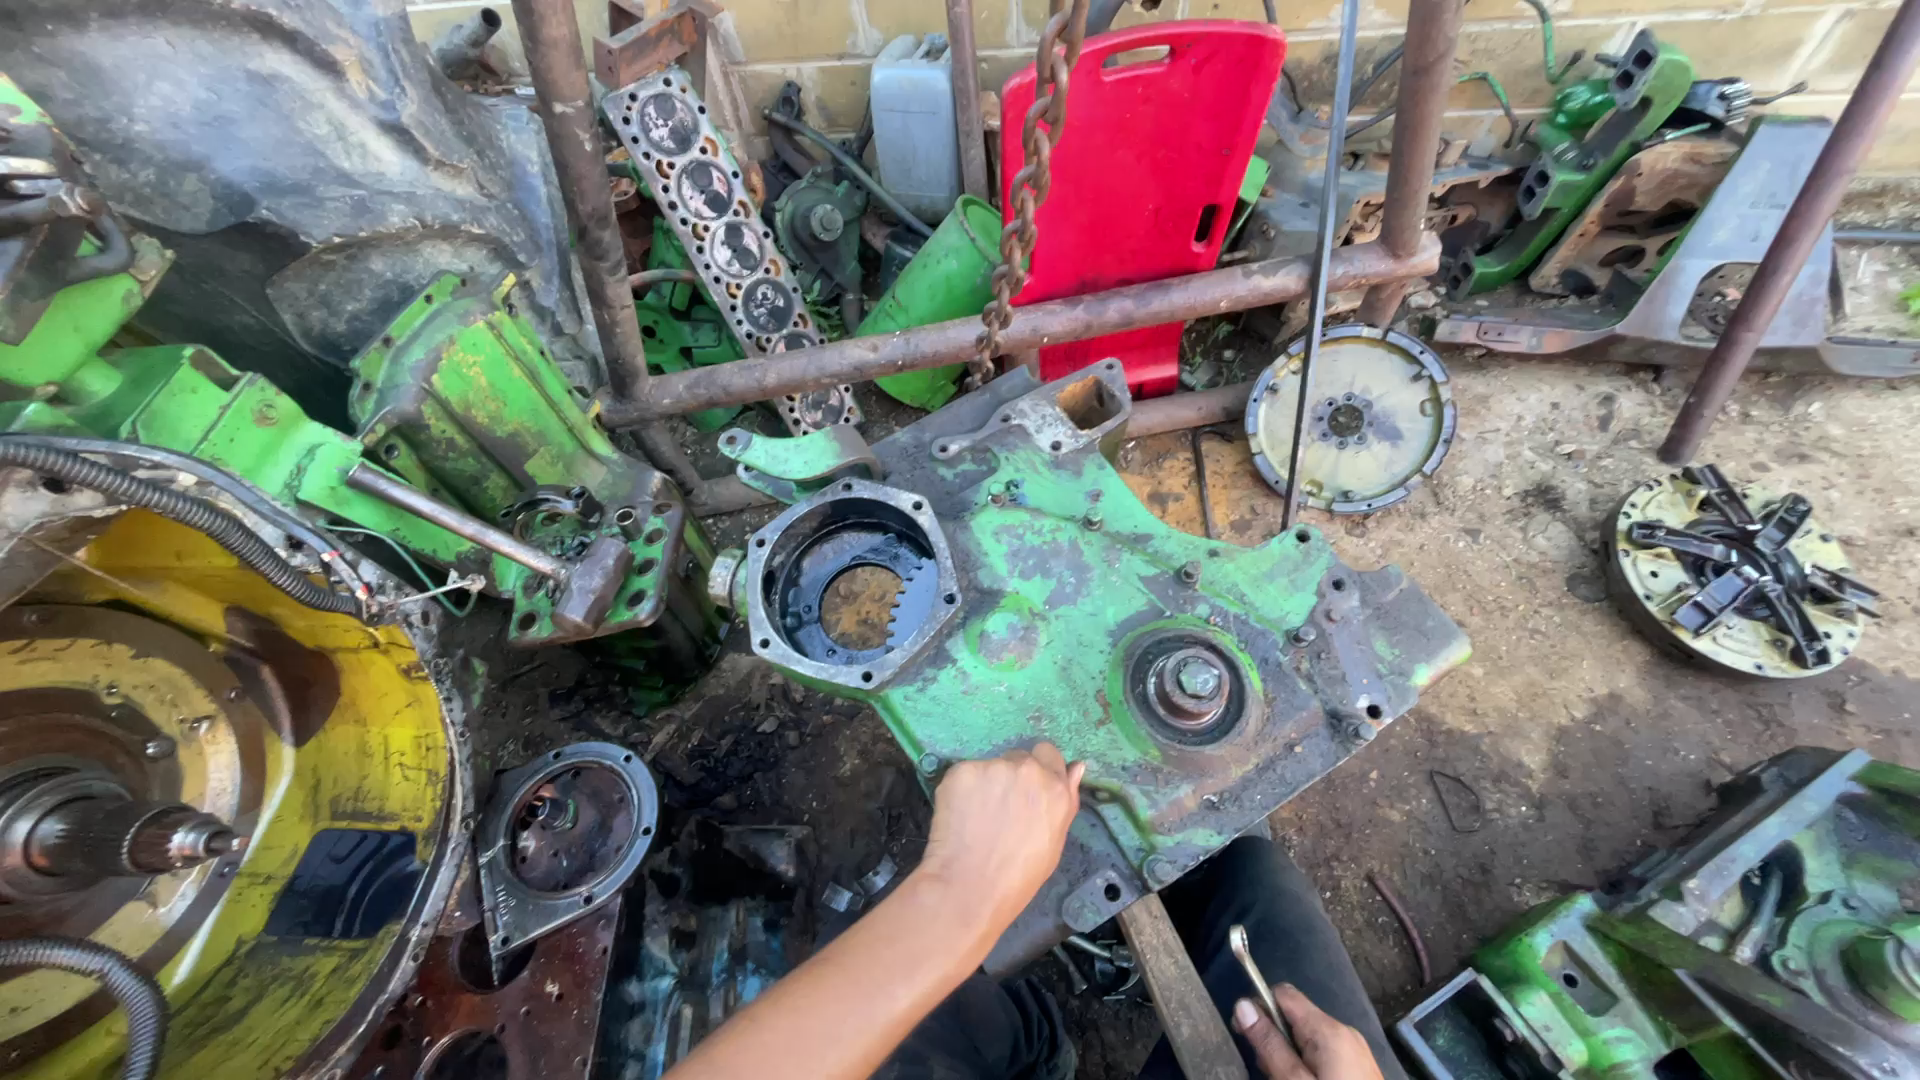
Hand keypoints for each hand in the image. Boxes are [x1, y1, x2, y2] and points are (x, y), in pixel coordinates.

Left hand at [916, 743, 1085, 934]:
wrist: (970, 886)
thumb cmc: (1019, 875)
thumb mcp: (1055, 842)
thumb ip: (1067, 800)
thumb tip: (1077, 767)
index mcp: (1055, 787)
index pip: (1048, 754)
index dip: (1038, 770)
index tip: (1026, 792)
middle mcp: (1028, 769)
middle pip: (1019, 758)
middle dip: (1012, 776)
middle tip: (1001, 809)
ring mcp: (993, 766)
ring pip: (991, 766)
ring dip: (987, 783)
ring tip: (978, 817)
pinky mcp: (962, 770)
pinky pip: (965, 774)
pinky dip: (963, 790)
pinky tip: (960, 816)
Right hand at [1234, 984, 1385, 1079]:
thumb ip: (1269, 1045)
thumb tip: (1242, 1004)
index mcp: (1329, 1030)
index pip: (1282, 993)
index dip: (1259, 1008)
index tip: (1246, 1038)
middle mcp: (1345, 1032)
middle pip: (1294, 1018)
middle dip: (1275, 1040)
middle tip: (1271, 1075)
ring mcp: (1356, 1052)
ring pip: (1308, 1039)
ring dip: (1291, 1057)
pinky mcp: (1361, 1070)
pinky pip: (1325, 1056)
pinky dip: (1309, 1068)